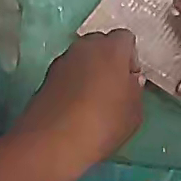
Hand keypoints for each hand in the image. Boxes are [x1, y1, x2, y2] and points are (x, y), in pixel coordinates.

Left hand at [10, 30, 144, 167]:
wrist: (53, 141)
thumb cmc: (103, 124)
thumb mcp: (134, 113)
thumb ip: (135, 90)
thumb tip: (130, 80)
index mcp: (111, 48)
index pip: (125, 38)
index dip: (130, 58)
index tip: (130, 81)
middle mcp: (84, 47)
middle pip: (100, 44)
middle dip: (108, 60)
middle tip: (113, 88)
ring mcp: (62, 60)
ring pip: (81, 58)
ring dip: (88, 71)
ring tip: (92, 100)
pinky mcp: (46, 77)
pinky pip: (67, 73)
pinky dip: (72, 83)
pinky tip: (75, 107)